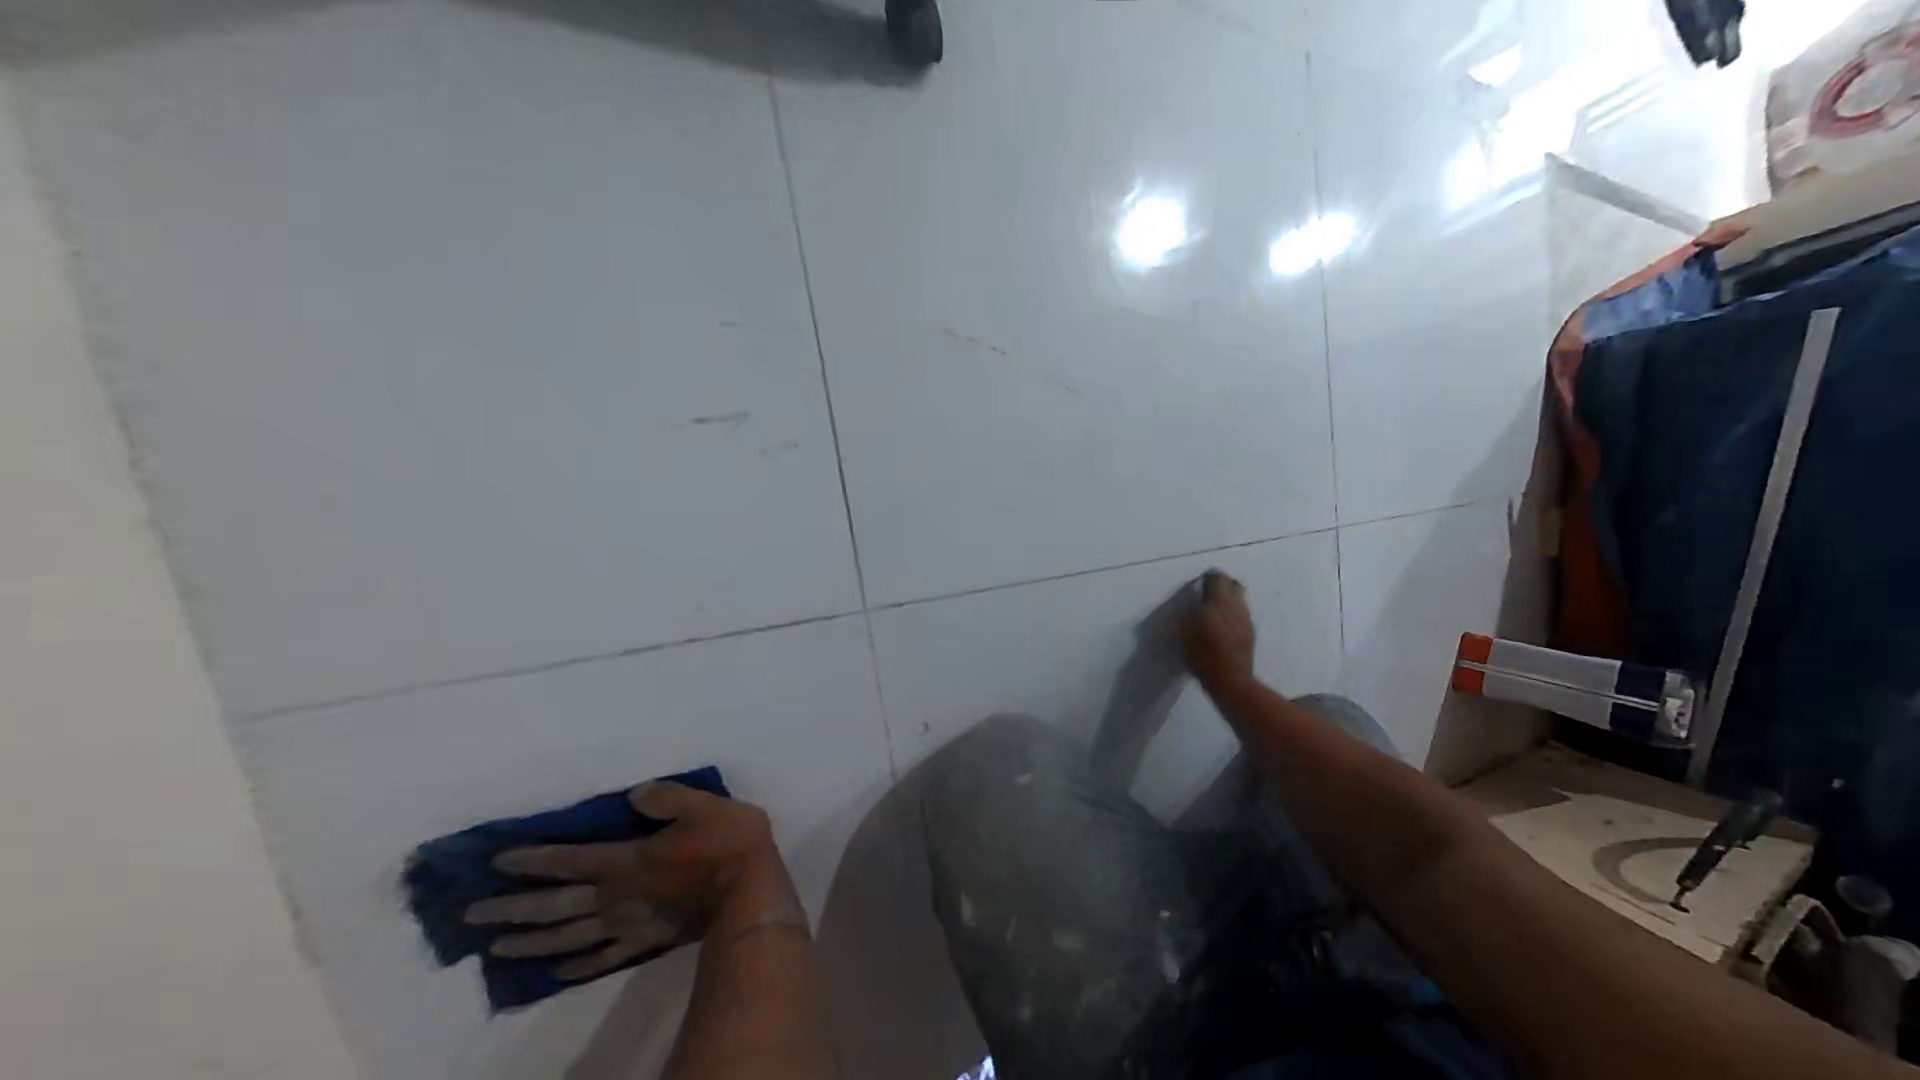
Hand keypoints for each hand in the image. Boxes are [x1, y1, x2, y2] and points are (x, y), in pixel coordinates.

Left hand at [464, 782, 805, 982]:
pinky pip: (602, 959)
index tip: (495, 862)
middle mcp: (617, 896)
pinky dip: (575, 967)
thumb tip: (635, 793)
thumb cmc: (728, 842)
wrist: (751, 891)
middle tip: (471, 914)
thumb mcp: (701, 804)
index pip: (569, 860)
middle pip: (555, 905)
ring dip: (530, 941)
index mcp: (628, 859)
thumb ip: (666, 797)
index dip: (533, 859)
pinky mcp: (646, 943)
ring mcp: (629, 924)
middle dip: (511, 907)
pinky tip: (556, 972)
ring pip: (569, 937)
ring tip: (496, 946)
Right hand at [1183, 570, 1256, 687]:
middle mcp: (1236, 606)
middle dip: (1222, 584)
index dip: (1208, 578)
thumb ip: (1188, 613)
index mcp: (1218, 602)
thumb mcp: (1185, 633)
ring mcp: (1246, 619)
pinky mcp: (1251, 631)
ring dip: (1229, 599)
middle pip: (1233, 585)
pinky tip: (1224, 624)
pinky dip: (1233, 612)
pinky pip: (1242, 613)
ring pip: (1240, 599)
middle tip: (1208, 592)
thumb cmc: (1203, 655)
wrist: (1231, 680)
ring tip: (1216, 608)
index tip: (1199, 583)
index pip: (1217, 578)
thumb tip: (1191, 603)